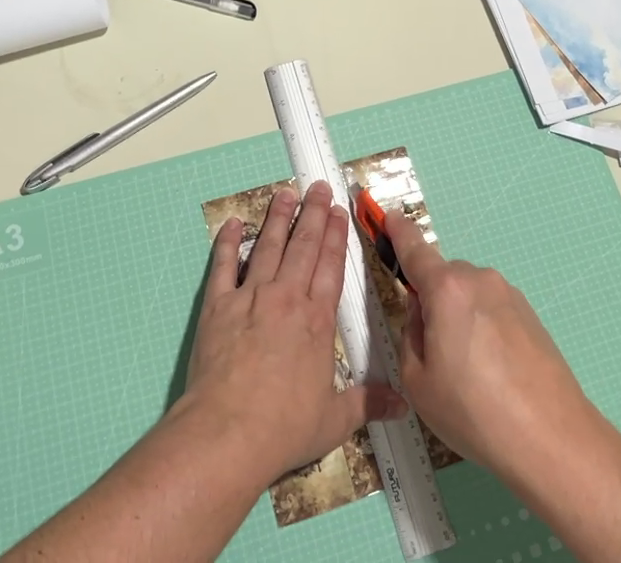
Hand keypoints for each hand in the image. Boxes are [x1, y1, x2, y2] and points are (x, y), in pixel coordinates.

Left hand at [173, 182, 405, 486]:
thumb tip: (404, 404)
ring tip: (285, 194)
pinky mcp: (217, 307)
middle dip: (313, 214)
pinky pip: (223, 266)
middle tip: (318, 188)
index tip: (339, 212)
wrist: (227, 432)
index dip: (336, 237)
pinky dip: (227, 243)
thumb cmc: (285, 427)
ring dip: (277, 218)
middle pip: (303, 247)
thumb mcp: (336, 419)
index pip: (331, 267)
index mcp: (317, 320)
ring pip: (267, 247)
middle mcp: (286, 299)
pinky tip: (232, 224)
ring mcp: (249, 298)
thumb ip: (368, 403)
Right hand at [387, 215, 595, 480]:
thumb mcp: (417, 380)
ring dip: (459, 318)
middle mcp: (480, 281)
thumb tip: (423, 315)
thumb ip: (411, 335)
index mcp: (447, 290)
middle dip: (431, 301)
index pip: (414, 250)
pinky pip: (492, 311)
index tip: (388, 215)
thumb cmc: (473, 411)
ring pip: (469, 296)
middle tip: (432, 351)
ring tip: (468, 373)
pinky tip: (492, 374)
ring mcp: (510, 296)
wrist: (551, 438)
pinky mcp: (531, 316)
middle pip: (443, 279)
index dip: (397, 232)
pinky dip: (483, 330)